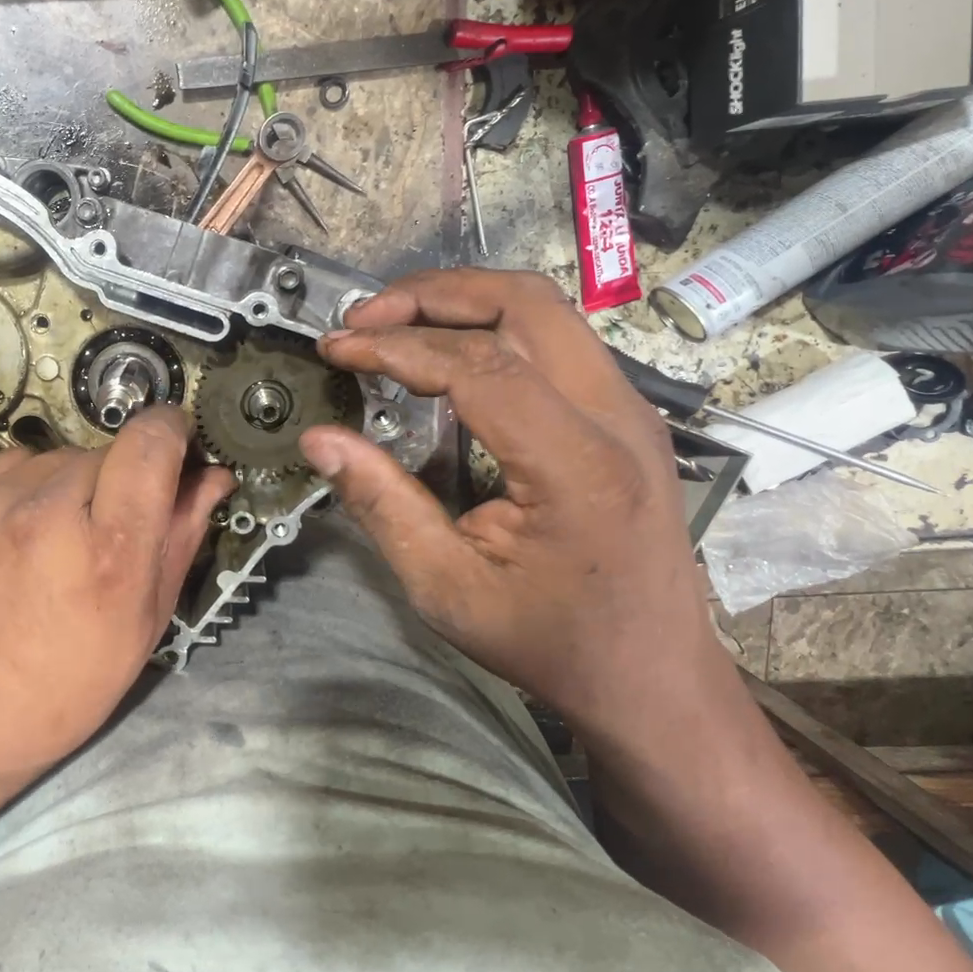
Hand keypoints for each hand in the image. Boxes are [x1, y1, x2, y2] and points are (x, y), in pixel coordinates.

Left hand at [0, 405, 235, 791]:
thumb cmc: (71, 681)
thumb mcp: (146, 619)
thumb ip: (182, 534)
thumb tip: (214, 474)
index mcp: (107, 549)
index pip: (150, 442)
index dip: (172, 434)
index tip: (177, 448)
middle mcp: (45, 511)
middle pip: (106, 450)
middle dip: (119, 480)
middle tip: (107, 532)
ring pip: (59, 456)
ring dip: (72, 485)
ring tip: (58, 542)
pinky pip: (14, 467)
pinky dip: (28, 489)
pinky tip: (21, 537)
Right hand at [298, 269, 720, 730]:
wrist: (653, 677)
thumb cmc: (549, 642)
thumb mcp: (446, 587)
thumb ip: (381, 504)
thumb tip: (319, 440)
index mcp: (576, 465)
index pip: (478, 365)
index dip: (396, 346)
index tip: (336, 348)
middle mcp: (617, 418)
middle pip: (526, 303)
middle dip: (433, 293)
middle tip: (364, 316)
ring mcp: (631, 411)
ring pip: (547, 311)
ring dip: (463, 303)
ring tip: (393, 325)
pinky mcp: (626, 418)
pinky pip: (556, 342)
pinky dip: (492, 329)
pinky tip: (443, 359)